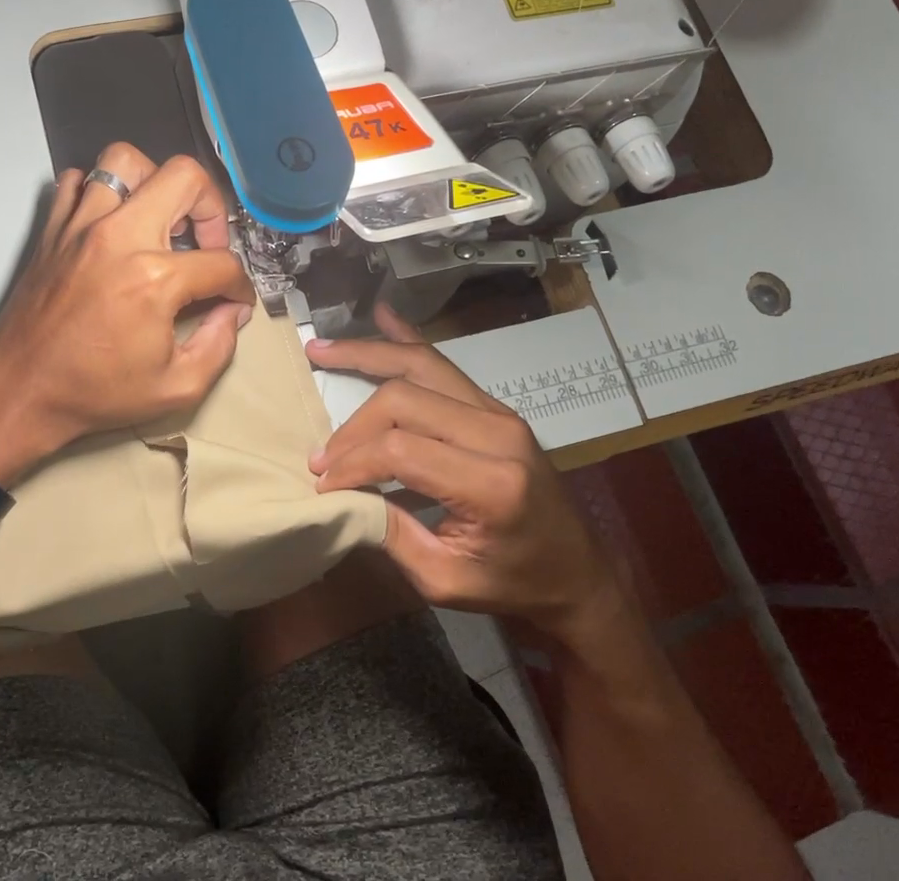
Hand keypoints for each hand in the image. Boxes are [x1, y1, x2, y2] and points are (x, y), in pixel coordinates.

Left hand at [0, 143, 253, 481]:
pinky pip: (77, 180)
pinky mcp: (52, 228)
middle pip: (185, 177)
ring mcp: (80, 225)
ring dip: (153, 182)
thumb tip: (232, 312)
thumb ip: (219, 346)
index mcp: (154, 279)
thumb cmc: (95, 394)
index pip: (222, 263)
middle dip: (211, 206)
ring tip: (158, 220)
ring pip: (125, 160)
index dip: (239, 286)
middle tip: (204, 242)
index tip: (233, 302)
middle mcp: (119, 237)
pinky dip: (99, 191)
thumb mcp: (177, 389)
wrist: (20, 391)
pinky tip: (111, 224)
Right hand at [305, 304, 622, 644]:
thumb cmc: (514, 582)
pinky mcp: (495, 408)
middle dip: (352, 427)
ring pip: (421, 366)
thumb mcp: (446, 580)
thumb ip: (392, 535)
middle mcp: (498, 434)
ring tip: (320, 350)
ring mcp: (499, 413)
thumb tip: (340, 496)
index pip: (400, 450)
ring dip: (368, 355)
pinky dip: (407, 341)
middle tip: (320, 459)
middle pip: (404, 401)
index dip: (351, 464)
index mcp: (491, 483)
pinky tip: (382, 316)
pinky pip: (444, 365)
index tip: (323, 487)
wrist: (577, 572)